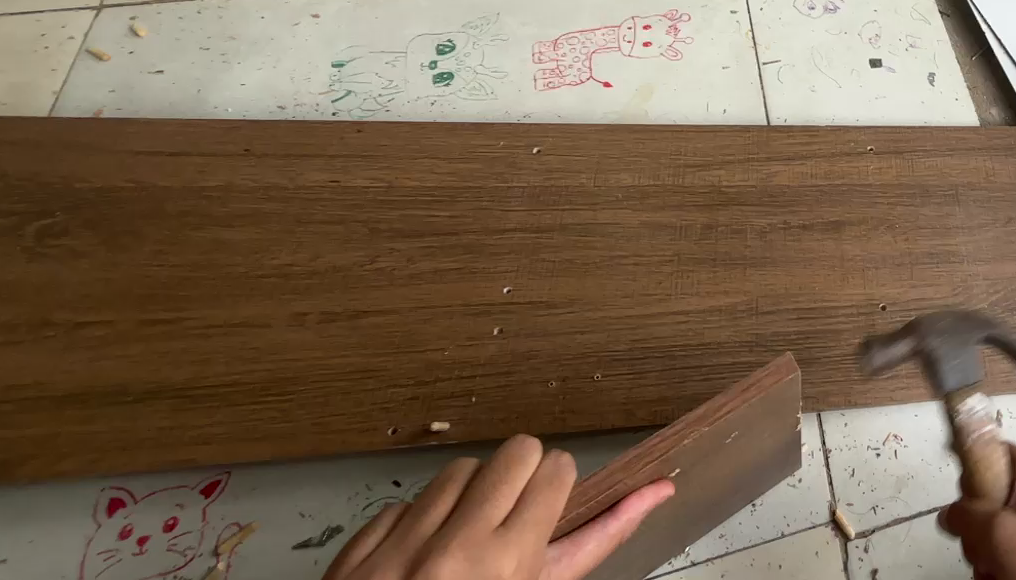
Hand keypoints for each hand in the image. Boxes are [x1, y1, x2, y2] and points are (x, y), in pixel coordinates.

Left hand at [324, 435, 673, 579]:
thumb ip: (593, 542)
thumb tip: (661, 488)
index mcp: (507, 564)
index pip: (559, 472)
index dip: (559, 487)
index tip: (551, 507)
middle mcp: (452, 549)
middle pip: (518, 451)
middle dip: (522, 477)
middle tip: (511, 518)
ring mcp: (396, 550)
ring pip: (461, 469)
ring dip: (469, 495)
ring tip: (461, 541)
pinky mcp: (353, 556)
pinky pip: (400, 504)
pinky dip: (413, 524)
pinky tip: (413, 562)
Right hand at [939, 446, 1015, 579]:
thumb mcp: (999, 534)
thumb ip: (965, 515)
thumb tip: (948, 513)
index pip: (991, 450)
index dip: (970, 470)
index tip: (961, 499)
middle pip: (989, 494)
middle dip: (978, 526)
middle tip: (984, 546)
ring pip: (995, 528)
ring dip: (986, 552)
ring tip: (996, 570)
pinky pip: (1009, 549)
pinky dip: (1001, 566)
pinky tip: (1002, 579)